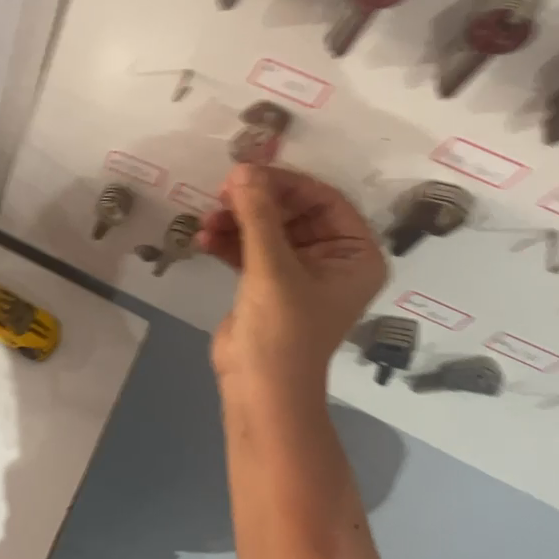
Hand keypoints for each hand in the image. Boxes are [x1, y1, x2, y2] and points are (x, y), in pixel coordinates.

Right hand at [197, 164, 386, 392]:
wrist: (259, 389)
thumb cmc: (281, 330)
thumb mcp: (272, 268)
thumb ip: (258, 216)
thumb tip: (242, 170)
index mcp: (354, 254)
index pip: (324, 200)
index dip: (285, 183)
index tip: (244, 173)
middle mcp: (332, 259)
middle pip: (292, 212)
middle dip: (254, 204)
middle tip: (219, 195)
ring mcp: (298, 273)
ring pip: (267, 230)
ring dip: (236, 223)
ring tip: (206, 223)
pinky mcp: (267, 286)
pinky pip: (250, 251)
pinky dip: (228, 243)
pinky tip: (203, 240)